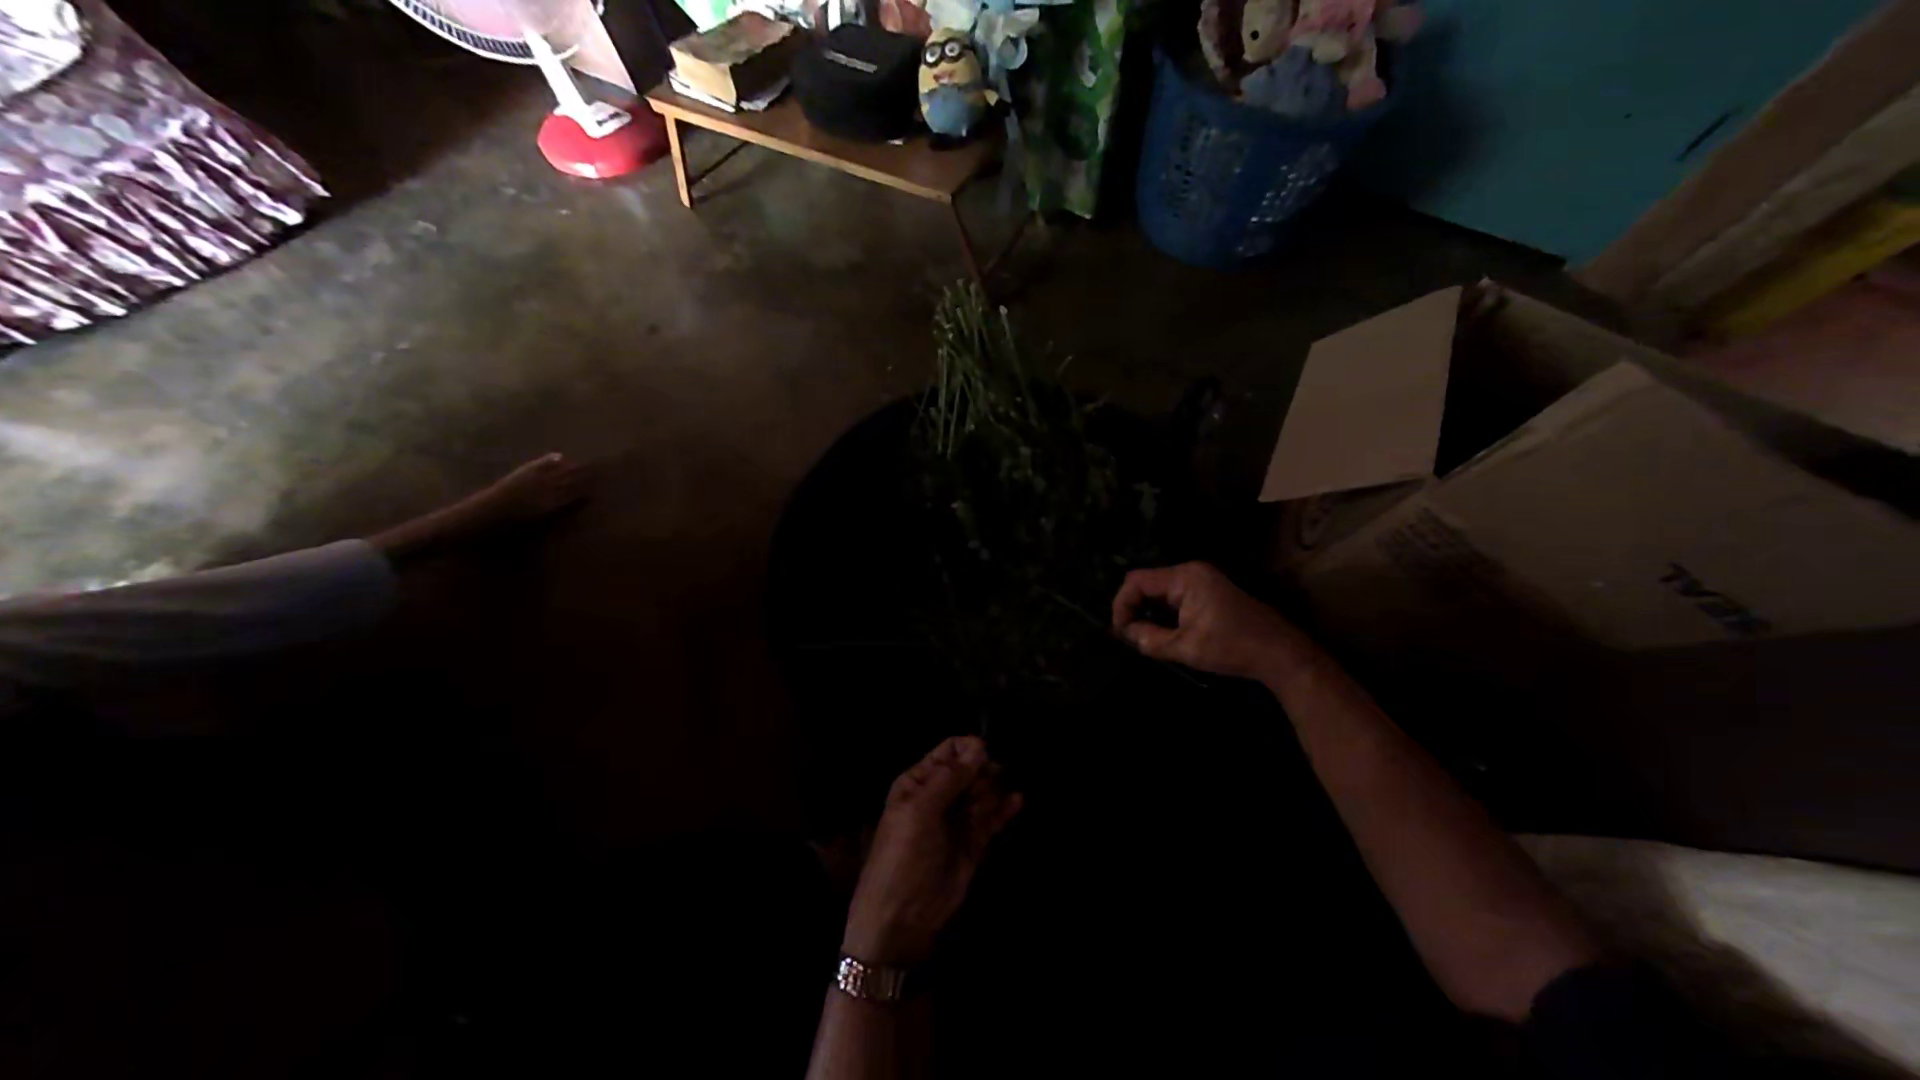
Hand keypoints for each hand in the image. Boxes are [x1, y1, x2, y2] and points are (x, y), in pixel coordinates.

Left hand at [841, 736, 1022, 966]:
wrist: (901, 917)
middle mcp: (939, 796)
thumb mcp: (920, 812)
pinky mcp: (974, 843)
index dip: (968, 749)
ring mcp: (957, 820)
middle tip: (987, 785)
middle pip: (970, 770)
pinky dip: (1005, 809)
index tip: (986, 754)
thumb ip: (950, 778)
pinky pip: (992, 819)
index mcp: (918, 782)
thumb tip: (979, 745)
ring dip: (993, 790)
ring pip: (984, 791)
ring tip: (990, 802)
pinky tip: (1017, 801)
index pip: (948, 751)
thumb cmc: (904, 856)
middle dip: (983, 770)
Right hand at [1111, 561, 1315, 681]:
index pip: (1137, 581)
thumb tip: (1126, 633)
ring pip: (1160, 592)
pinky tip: (1163, 633)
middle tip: (1128, 636)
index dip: (1122, 604)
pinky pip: (1175, 597)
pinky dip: (1164, 613)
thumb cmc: (1232, 648)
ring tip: (1143, 637)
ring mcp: (1202, 580)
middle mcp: (1191, 572)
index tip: (1120, 631)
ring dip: (1148, 613)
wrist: (1279, 652)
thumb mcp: (1185, 648)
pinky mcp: (1208, 592)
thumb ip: (1150, 639)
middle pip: (1147, 583)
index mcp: (1185, 578)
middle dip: (1134, 609)